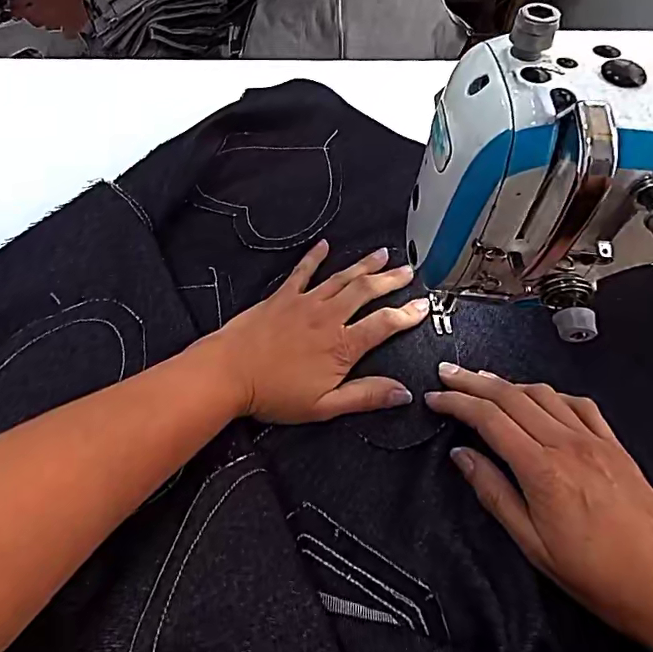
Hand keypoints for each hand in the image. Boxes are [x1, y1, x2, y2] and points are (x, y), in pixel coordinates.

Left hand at [198, 242, 426, 423]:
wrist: (229, 372)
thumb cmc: (273, 394)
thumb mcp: (324, 405)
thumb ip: (366, 396)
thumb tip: (401, 393)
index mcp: (342, 345)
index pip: (384, 324)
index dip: (408, 314)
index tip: (423, 306)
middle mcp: (328, 318)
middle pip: (367, 292)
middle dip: (391, 280)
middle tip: (407, 271)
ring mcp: (306, 303)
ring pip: (342, 278)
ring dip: (364, 265)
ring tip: (382, 254)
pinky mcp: (283, 297)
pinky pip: (303, 272)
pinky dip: (314, 257)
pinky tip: (324, 245)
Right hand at [427, 365, 652, 651]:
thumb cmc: (600, 577)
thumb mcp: (534, 546)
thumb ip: (495, 494)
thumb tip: (463, 458)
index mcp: (542, 468)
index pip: (488, 418)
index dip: (457, 402)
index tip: (435, 397)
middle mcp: (567, 442)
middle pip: (510, 395)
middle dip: (473, 381)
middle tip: (448, 373)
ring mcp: (594, 438)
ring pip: (542, 393)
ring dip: (509, 383)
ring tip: (485, 383)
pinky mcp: (614, 444)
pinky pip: (579, 404)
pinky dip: (552, 394)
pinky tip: (543, 400)